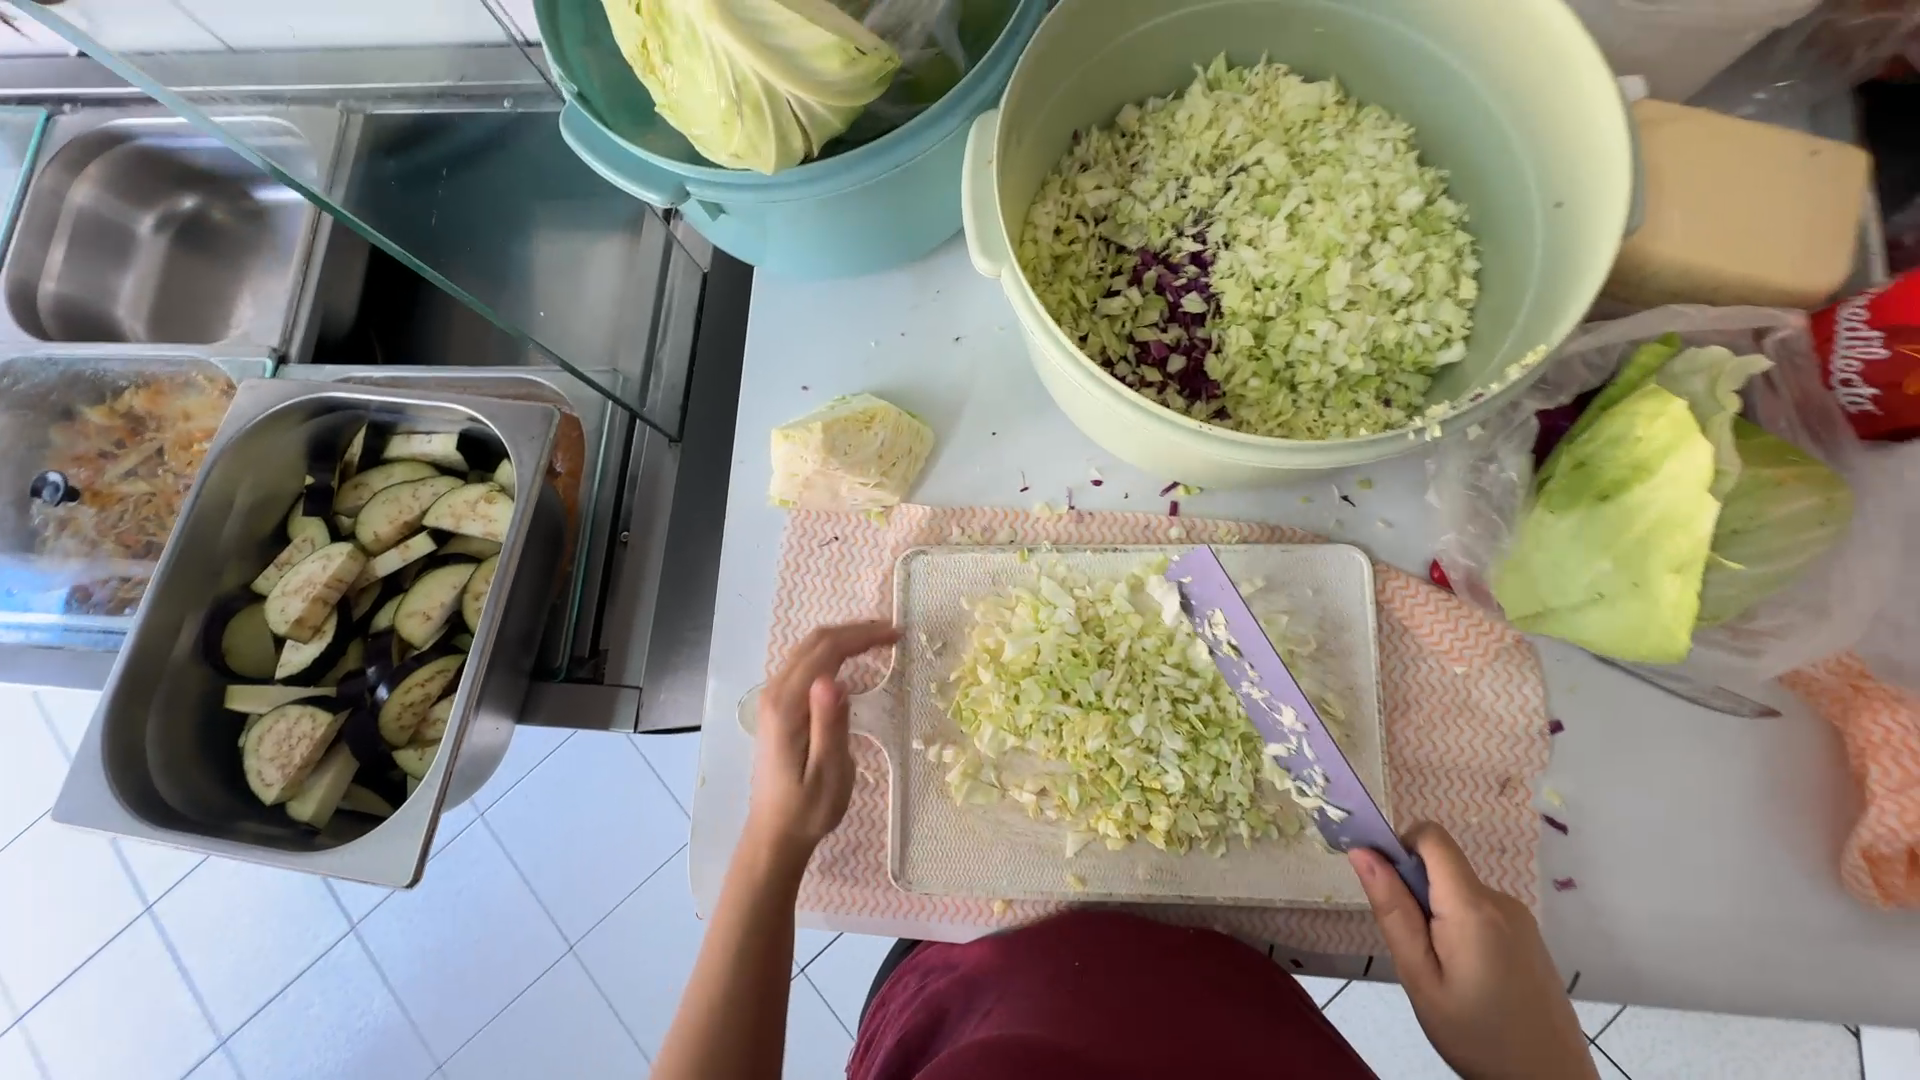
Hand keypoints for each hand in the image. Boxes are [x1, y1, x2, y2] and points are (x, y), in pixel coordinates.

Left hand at [744, 620, 899, 870]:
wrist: (775, 832)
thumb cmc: (808, 808)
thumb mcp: (829, 771)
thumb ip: (830, 724)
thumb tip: (834, 679)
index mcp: (788, 705)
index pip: (827, 651)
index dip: (862, 636)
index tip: (897, 635)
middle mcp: (775, 693)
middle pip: (816, 642)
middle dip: (855, 630)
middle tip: (894, 633)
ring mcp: (773, 697)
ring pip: (808, 648)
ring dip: (844, 638)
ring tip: (879, 640)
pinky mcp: (778, 705)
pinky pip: (805, 662)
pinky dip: (832, 651)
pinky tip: (851, 659)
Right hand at [1351, 823, 1596, 1079]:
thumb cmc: (1476, 1036)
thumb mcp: (1419, 976)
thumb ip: (1392, 910)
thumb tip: (1362, 852)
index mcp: (1472, 907)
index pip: (1431, 837)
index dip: (1399, 846)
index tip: (1384, 886)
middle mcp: (1501, 901)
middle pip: (1440, 866)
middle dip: (1413, 892)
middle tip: (1414, 950)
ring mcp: (1519, 918)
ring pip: (1455, 890)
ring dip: (1435, 914)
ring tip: (1442, 970)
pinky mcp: (1527, 936)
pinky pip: (1476, 910)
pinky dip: (1457, 927)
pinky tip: (1466, 976)